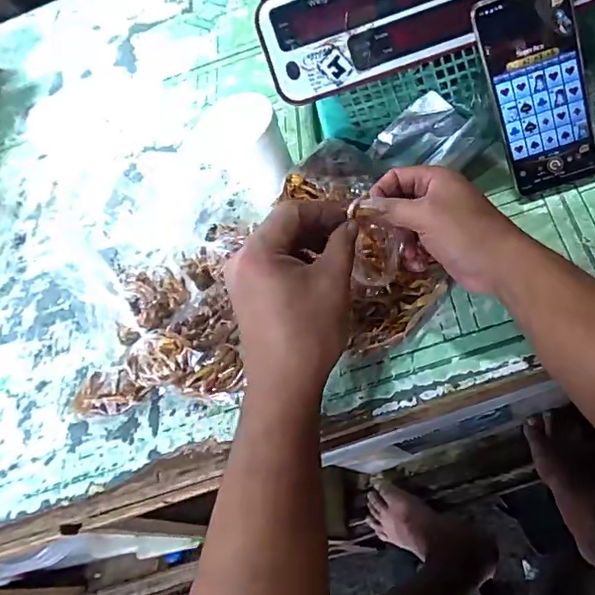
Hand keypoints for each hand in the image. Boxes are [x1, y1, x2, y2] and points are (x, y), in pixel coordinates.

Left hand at [225, 200, 356, 397]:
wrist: (284, 384)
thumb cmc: (310, 330)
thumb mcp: (333, 280)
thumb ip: (342, 243)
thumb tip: (350, 224)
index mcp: (257, 251)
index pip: (291, 211)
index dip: (325, 209)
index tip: (354, 216)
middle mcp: (241, 259)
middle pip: (281, 227)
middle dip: (317, 226)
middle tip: (350, 233)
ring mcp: (240, 279)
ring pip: (278, 247)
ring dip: (309, 244)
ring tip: (339, 253)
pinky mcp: (247, 296)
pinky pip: (272, 266)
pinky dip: (297, 262)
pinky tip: (319, 272)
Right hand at [356, 167, 532, 295]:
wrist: (499, 264)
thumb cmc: (462, 232)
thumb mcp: (423, 216)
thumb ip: (390, 209)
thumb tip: (361, 205)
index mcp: (435, 179)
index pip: (395, 177)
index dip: (379, 193)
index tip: (367, 214)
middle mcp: (438, 195)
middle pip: (400, 203)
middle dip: (392, 223)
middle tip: (383, 239)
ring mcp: (443, 220)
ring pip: (408, 226)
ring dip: (403, 242)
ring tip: (408, 256)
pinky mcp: (445, 242)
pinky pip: (420, 243)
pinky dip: (416, 254)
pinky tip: (419, 265)